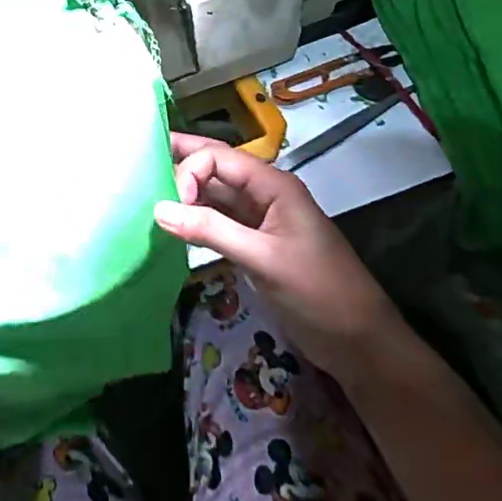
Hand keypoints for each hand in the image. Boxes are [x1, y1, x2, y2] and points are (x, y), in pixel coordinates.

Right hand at [153, 133, 398, 379]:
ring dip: (186, 192)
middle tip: (141, 160)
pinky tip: (173, 222)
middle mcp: (264, 194)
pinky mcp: (254, 243)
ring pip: (215, 194)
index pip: (220, 158)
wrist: (360, 342)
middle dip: (183, 161)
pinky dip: (196, 219)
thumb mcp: (264, 260)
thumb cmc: (319, 292)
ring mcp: (259, 219)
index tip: (170, 203)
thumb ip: (211, 232)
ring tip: (147, 190)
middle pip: (217, 167)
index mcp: (274, 185)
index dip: (190, 171)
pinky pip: (219, 220)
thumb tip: (158, 209)